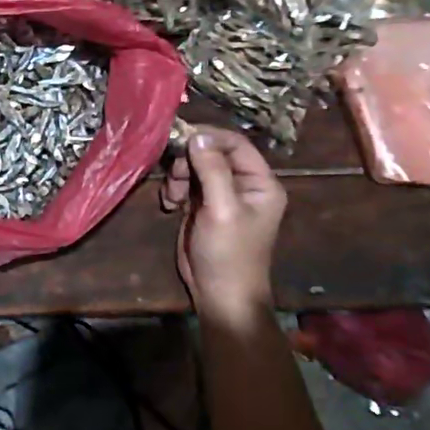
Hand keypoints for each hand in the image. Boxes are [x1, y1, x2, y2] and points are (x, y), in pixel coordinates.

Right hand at [159, 126, 286, 325]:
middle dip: (188, 160)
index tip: (178, 138)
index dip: (208, 137)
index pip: (235, 144)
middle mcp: (243, 184)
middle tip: (172, 176)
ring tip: (172, 196)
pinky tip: (170, 204)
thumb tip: (196, 136)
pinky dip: (174, 188)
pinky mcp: (202, 206)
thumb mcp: (222, 209)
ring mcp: (221, 195)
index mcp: (260, 183)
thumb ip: (212, 170)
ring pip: (195, 166)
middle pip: (212, 152)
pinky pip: (186, 183)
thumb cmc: (229, 253)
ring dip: (178, 175)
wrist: (219, 293)